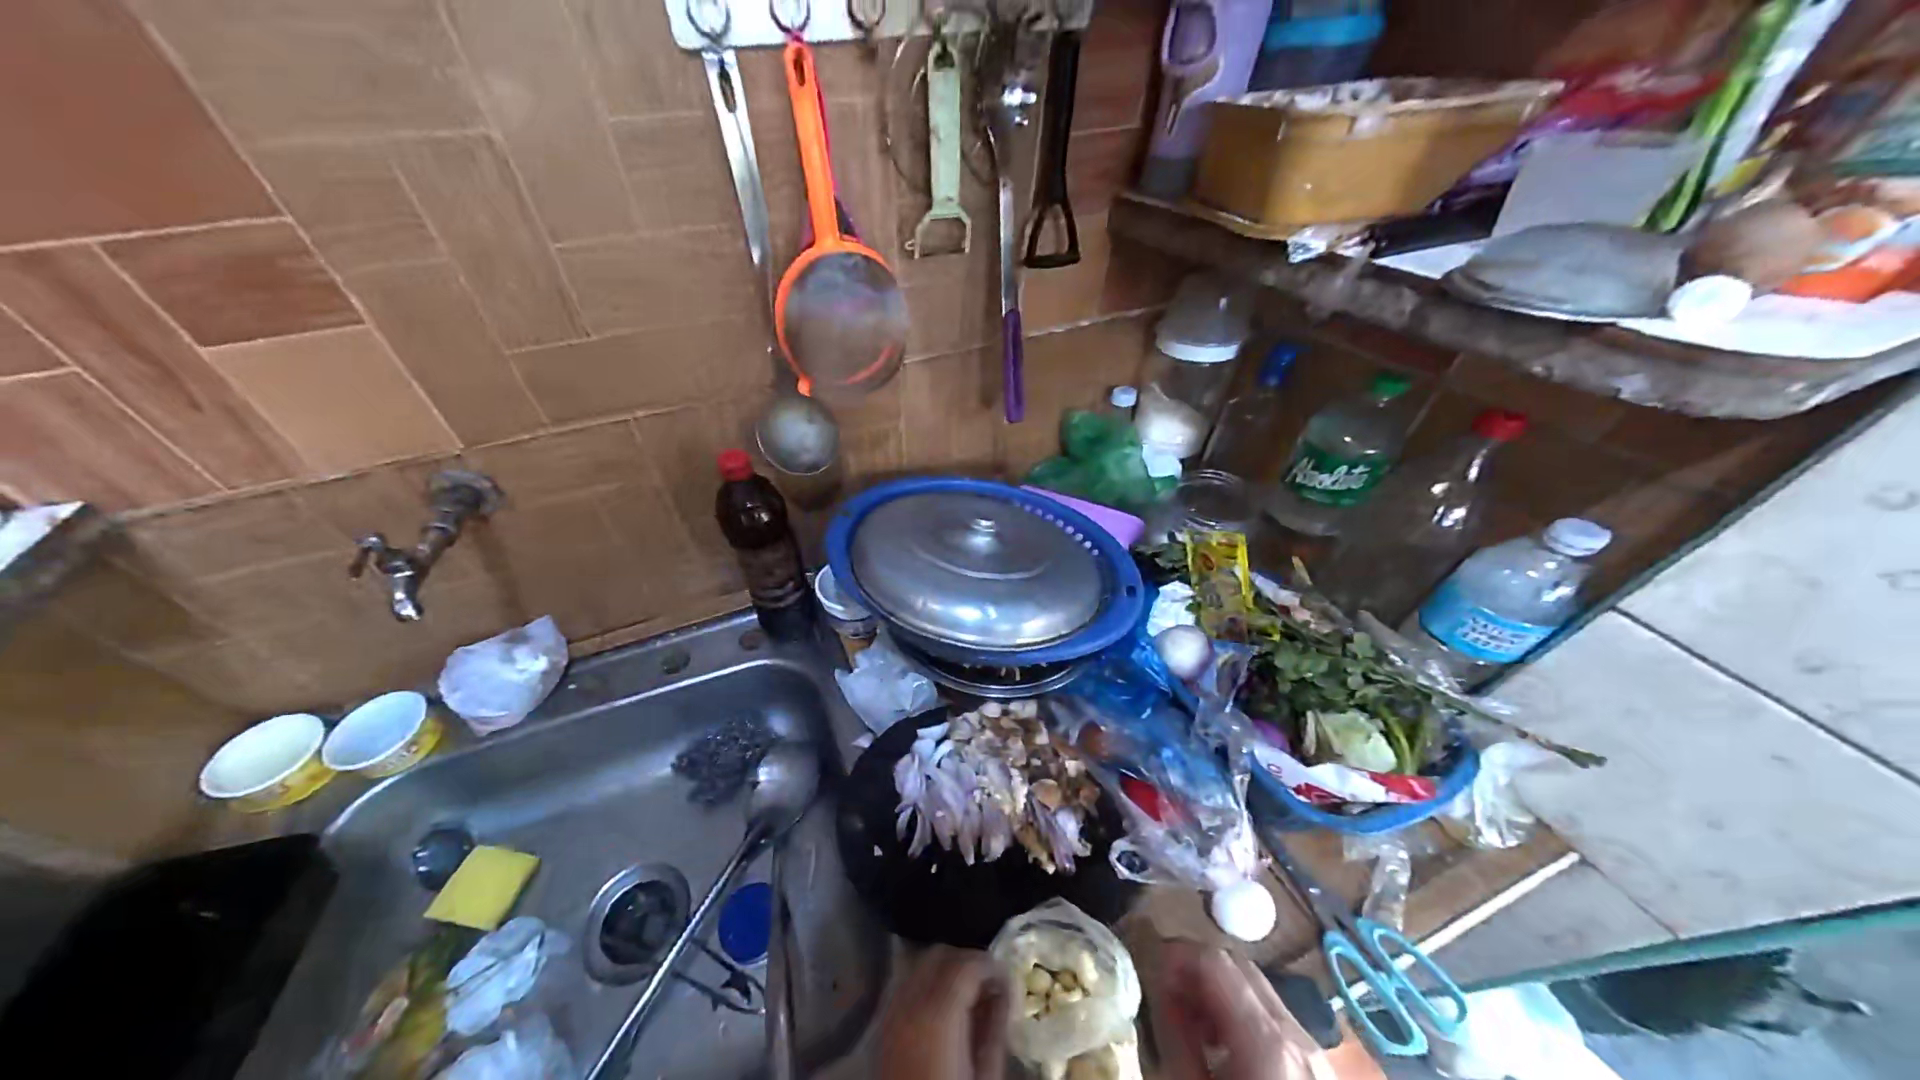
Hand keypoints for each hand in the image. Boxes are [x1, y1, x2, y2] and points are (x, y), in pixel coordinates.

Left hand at [876, 945, 1010, 1079]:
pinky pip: (904, 987)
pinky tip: (942, 1011)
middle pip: (939, 954)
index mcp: (938, 1013)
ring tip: (968, 998)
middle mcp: (908, 1003)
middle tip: (990, 986)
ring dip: (945, 971)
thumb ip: (996, 1027)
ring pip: (919, 966)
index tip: (1008, 980)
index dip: (992, 965)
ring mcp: (889, 1014)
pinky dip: (925, 985)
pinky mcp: (881, 1029)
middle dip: (967, 961)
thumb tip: (1005, 992)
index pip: (967, 963)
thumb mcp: (985, 1077)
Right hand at [1144, 941, 1333, 1079]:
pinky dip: (1240, 1014)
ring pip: (1257, 988)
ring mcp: (1315, 1051)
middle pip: (1238, 966)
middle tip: (1164, 991)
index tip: (1147, 967)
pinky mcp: (1320, 1069)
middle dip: (1195, 967)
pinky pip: (1273, 1017)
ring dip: (1217, 990)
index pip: (1214, 960)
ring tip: (1189, 1022)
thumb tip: (1160, 989)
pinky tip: (1221, 1047)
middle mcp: (1297, 1032)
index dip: (1174, 953)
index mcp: (1266, 1039)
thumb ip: (1175, 1035)